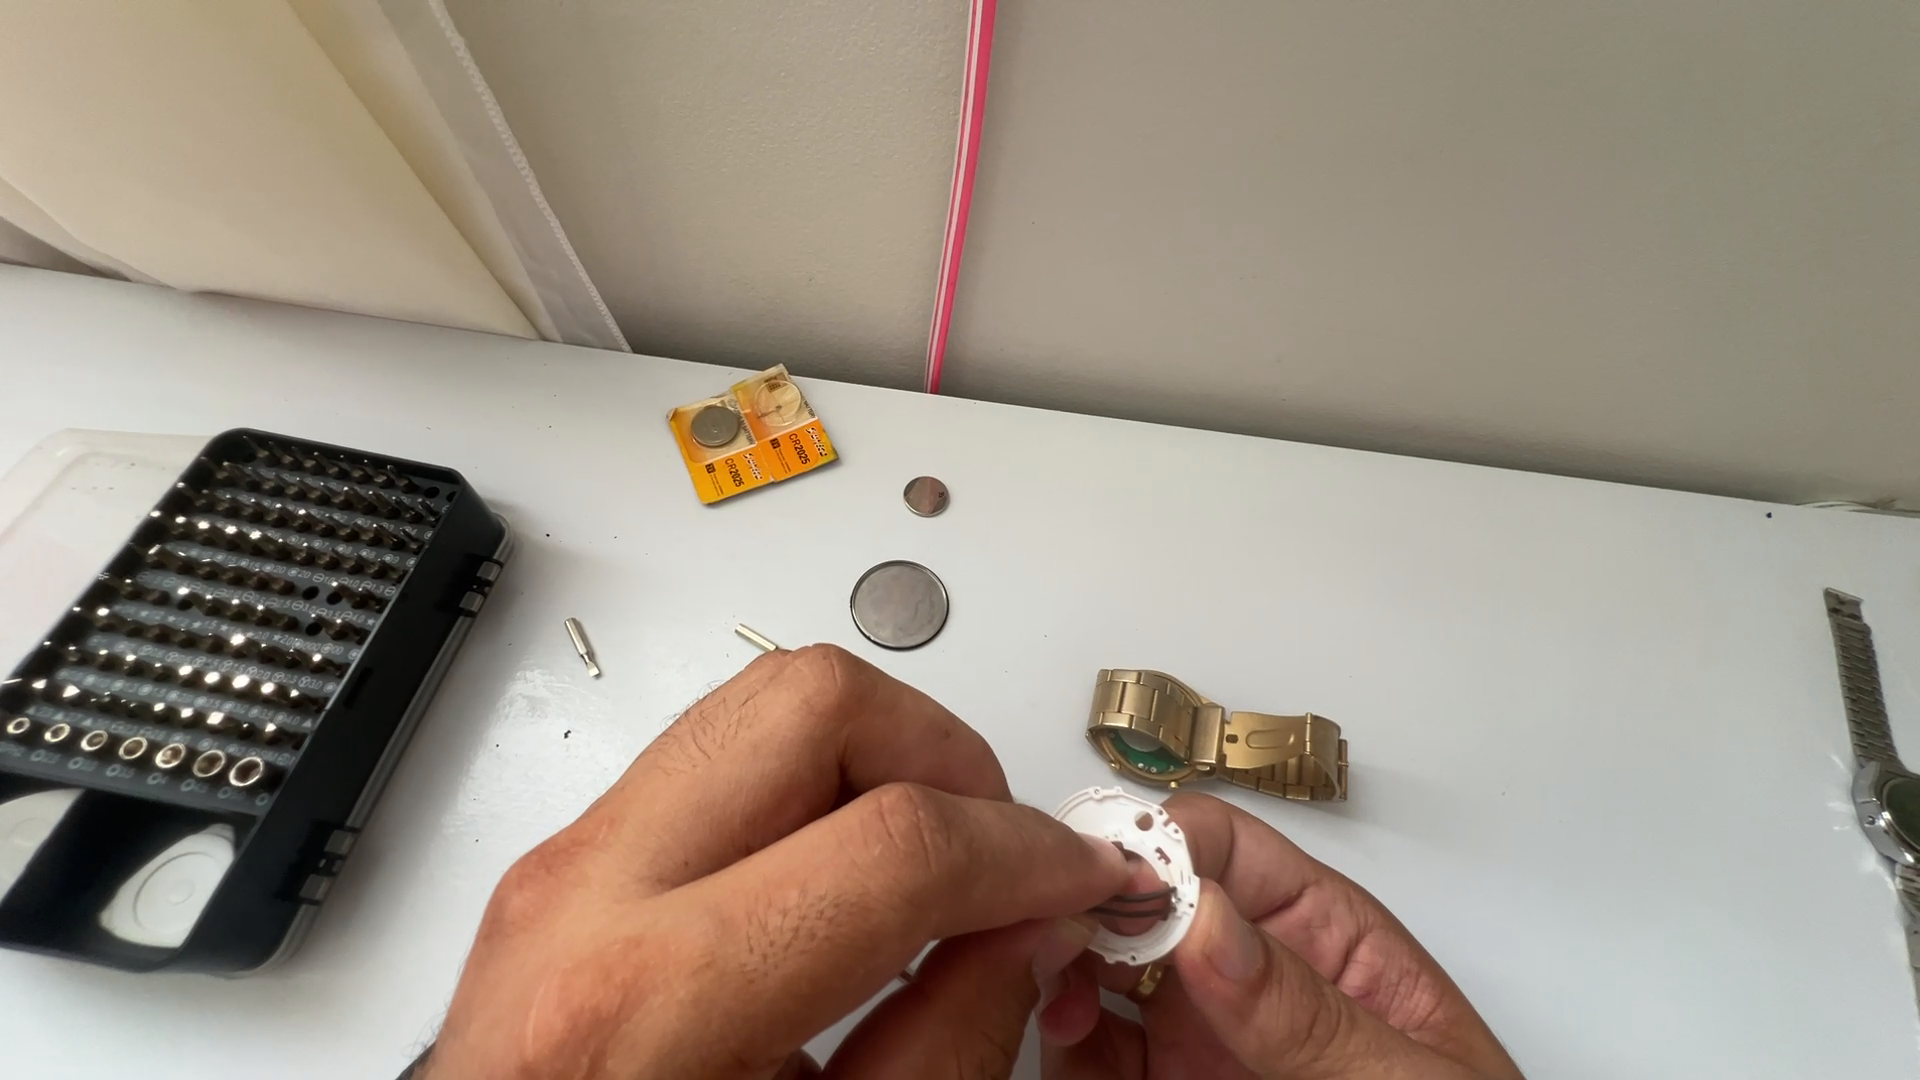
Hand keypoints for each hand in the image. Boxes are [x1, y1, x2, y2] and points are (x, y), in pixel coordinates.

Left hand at [422, 645, 1129, 1079]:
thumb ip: (953, 1039)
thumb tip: (1033, 918)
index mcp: (648, 1004)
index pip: (891, 846)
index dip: (1020, 850)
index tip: (1079, 872)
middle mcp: (591, 888)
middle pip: (816, 701)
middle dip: (944, 749)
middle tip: (994, 841)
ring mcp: (575, 848)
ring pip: (774, 694)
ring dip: (888, 745)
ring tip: (932, 844)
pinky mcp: (582, 840)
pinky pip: (736, 743)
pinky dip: (828, 766)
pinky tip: (853, 853)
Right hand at [1039, 793, 1523, 1078]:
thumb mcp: (1408, 1079)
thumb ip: (1307, 1009)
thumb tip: (1207, 919)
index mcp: (1312, 927)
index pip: (1222, 843)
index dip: (1164, 843)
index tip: (1121, 876)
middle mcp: (1240, 963)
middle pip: (1147, 896)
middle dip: (1097, 900)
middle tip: (1062, 929)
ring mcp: (1198, 1026)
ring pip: (1105, 962)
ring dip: (1067, 962)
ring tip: (1065, 1000)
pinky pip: (1095, 1048)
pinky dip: (1065, 1039)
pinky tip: (1068, 1045)